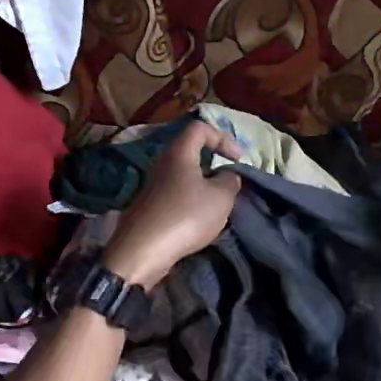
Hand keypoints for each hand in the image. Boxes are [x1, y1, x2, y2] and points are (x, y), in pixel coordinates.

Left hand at [102, 122, 242, 287]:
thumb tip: (227, 175)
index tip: (237, 159)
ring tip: (217, 207)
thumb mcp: (221, 197)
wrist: (142, 251)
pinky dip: (189, 204)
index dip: (222, 137)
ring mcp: (151, 187)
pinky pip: (174, 198)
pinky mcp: (147, 209)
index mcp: (178, 153)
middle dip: (213, 165)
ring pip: (182, 178)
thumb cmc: (185, 216)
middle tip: (228, 183)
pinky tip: (198, 223)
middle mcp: (161, 164)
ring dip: (202, 188)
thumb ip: (230, 180)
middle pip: (190, 153)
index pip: (199, 128)